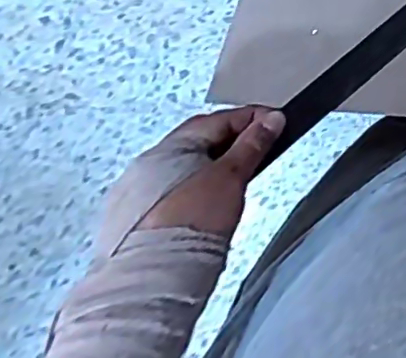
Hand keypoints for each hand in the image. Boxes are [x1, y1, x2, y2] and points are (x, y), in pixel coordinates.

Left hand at [133, 107, 283, 238]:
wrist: (151, 286)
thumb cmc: (189, 226)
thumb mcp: (234, 175)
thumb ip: (254, 143)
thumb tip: (272, 119)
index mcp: (169, 146)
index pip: (221, 118)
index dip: (254, 119)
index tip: (276, 125)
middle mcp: (144, 166)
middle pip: (200, 143)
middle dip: (231, 146)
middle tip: (258, 155)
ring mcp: (132, 197)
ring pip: (183, 171)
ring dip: (209, 171)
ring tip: (232, 188)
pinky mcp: (129, 226)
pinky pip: (168, 197)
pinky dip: (190, 196)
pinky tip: (204, 211)